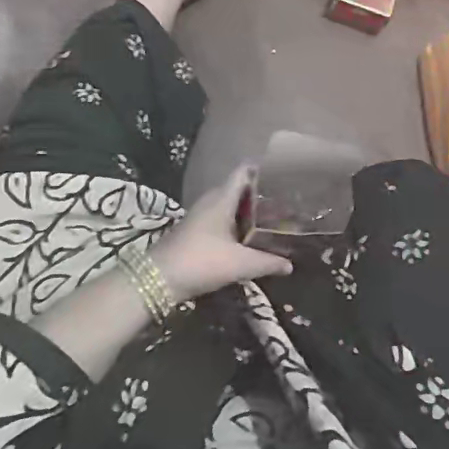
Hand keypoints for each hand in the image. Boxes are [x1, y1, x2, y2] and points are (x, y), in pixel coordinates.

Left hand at [152, 164, 294, 300]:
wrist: (158, 278)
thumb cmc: (201, 261)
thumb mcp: (240, 264)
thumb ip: (268, 262)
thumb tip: (290, 265)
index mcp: (221, 199)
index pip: (243, 172)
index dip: (262, 169)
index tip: (284, 173)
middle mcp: (211, 201)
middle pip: (238, 189)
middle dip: (260, 194)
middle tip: (286, 201)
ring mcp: (200, 216)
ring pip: (229, 206)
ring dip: (248, 211)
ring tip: (273, 219)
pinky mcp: (195, 231)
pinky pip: (221, 220)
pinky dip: (236, 224)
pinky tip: (249, 237)